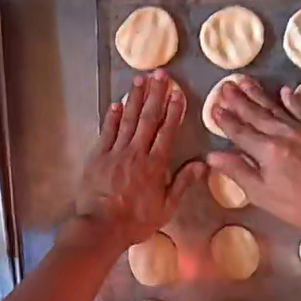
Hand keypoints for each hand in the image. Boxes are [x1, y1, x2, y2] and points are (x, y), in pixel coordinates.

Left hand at [71, 70, 204, 247]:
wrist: (100, 227)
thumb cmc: (136, 221)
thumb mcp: (166, 207)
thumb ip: (183, 183)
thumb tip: (203, 163)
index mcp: (155, 164)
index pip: (167, 131)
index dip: (174, 110)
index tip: (178, 92)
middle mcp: (136, 152)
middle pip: (148, 118)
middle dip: (155, 94)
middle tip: (160, 74)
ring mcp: (115, 152)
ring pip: (127, 119)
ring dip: (134, 98)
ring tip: (140, 79)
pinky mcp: (97, 156)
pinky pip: (106, 131)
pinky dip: (112, 116)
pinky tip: (116, 103)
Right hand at [205, 76, 300, 236]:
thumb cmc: (296, 204)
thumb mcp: (261, 193)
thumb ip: (237, 171)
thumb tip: (212, 155)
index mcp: (266, 150)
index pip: (240, 132)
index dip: (226, 120)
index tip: (214, 108)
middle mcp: (282, 134)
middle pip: (256, 114)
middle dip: (239, 100)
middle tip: (226, 85)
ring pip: (275, 108)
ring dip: (258, 94)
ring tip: (245, 80)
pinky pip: (300, 111)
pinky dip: (291, 100)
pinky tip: (284, 90)